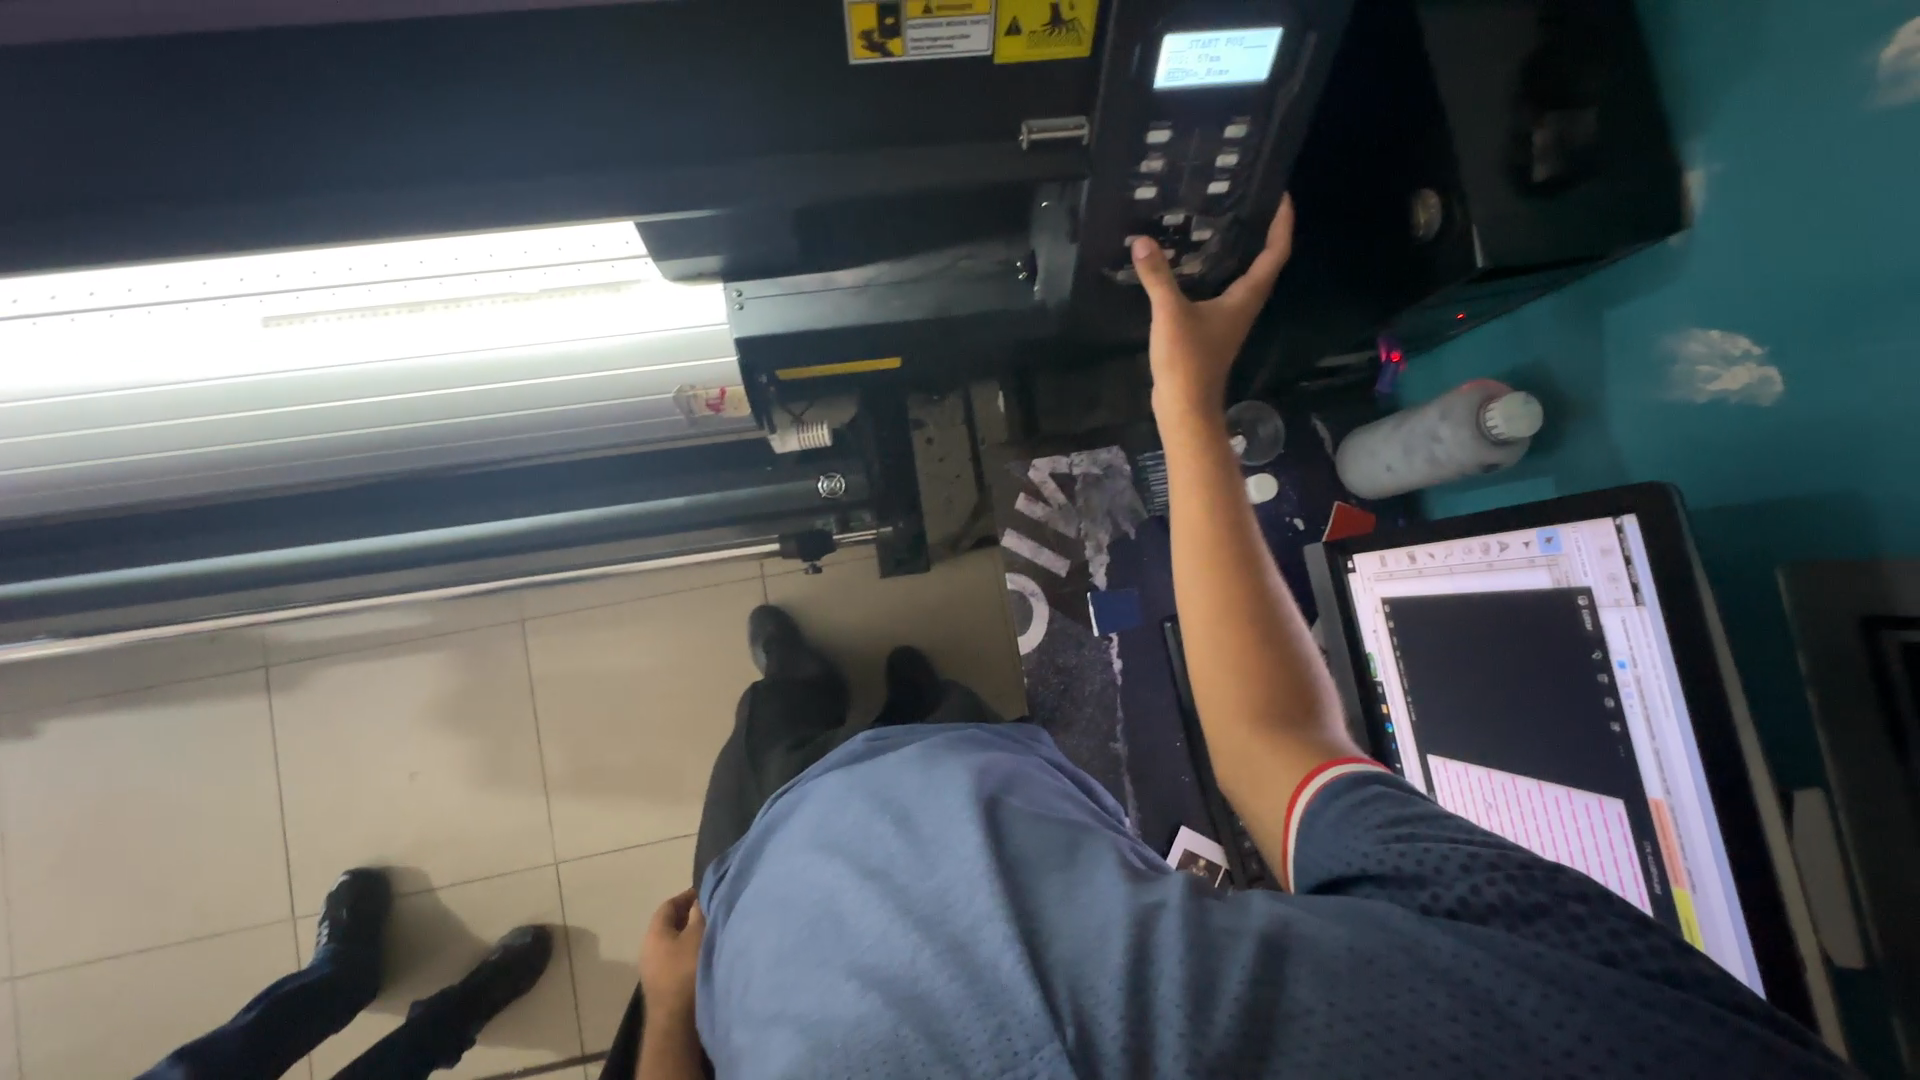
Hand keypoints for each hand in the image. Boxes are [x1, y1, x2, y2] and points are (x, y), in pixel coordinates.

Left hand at [640, 888, 704, 1019]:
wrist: (675, 1020)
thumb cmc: (686, 970)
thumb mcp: (697, 935)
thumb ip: (698, 915)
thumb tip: (698, 902)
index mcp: (654, 933)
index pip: (669, 905)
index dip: (687, 896)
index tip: (707, 893)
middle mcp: (649, 948)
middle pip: (669, 924)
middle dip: (689, 916)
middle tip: (711, 912)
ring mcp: (653, 968)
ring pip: (673, 942)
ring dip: (690, 936)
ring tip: (711, 933)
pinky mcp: (662, 984)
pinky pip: (675, 958)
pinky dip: (689, 952)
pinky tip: (704, 956)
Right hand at [1131, 194, 1294, 424]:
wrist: (1184, 406)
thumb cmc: (1187, 360)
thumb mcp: (1170, 313)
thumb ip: (1158, 277)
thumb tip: (1142, 241)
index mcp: (1246, 297)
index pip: (1276, 252)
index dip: (1283, 223)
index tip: (1280, 194)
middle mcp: (1244, 305)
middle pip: (1264, 262)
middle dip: (1262, 231)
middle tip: (1249, 201)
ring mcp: (1228, 319)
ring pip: (1242, 277)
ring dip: (1239, 252)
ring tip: (1222, 224)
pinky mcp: (1211, 330)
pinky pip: (1221, 291)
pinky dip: (1215, 272)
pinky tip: (1193, 264)